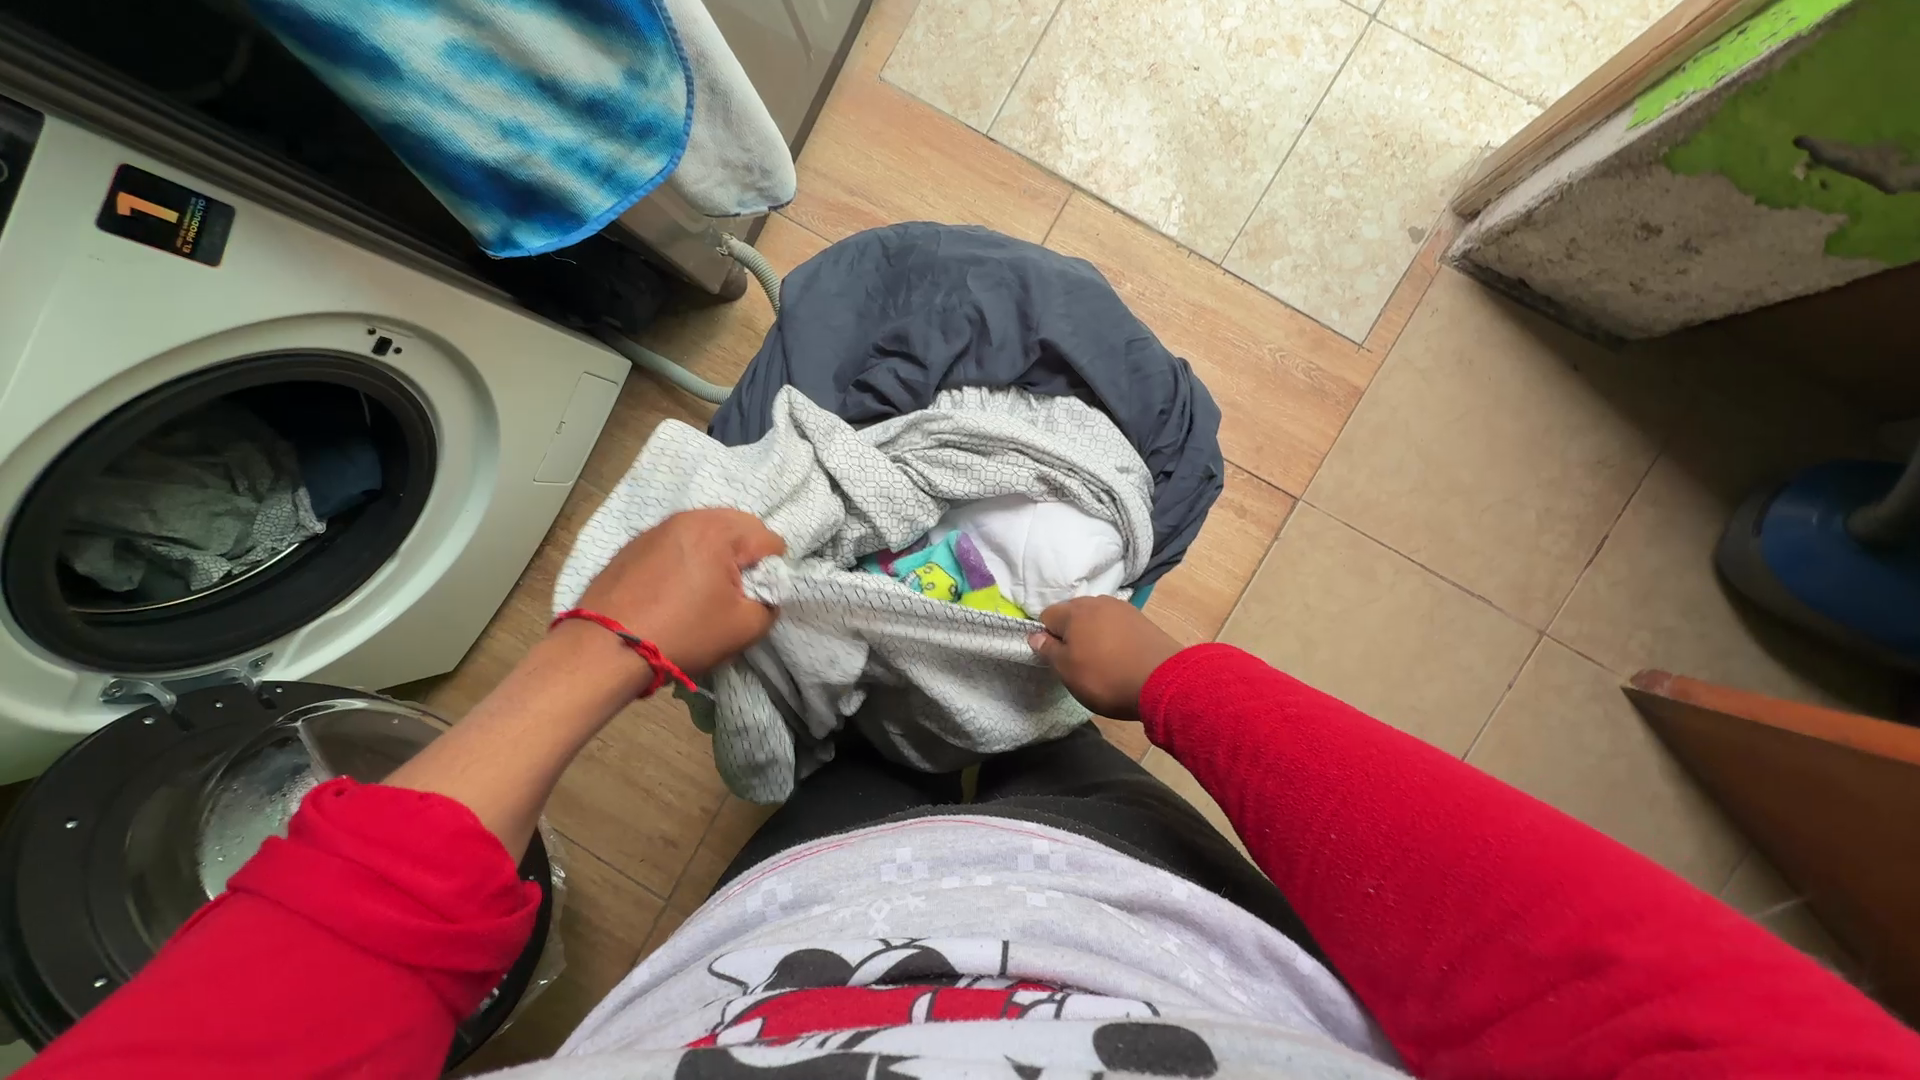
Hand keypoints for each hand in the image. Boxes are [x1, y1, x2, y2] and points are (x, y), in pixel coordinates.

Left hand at [570, 508, 785, 680]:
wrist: (604, 649)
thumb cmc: (681, 634)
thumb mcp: (744, 628)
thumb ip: (770, 604)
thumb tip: (765, 594)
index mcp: (720, 531)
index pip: (771, 541)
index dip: (773, 573)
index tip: (754, 598)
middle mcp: (689, 518)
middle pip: (740, 528)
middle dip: (745, 558)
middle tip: (732, 594)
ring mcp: (657, 528)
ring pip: (706, 533)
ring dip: (715, 556)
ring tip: (702, 593)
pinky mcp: (633, 544)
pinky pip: (677, 543)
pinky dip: (685, 561)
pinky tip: (673, 592)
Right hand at [1028, 596, 1181, 720]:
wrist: (1163, 681)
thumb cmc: (1106, 677)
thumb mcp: (1068, 671)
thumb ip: (1048, 650)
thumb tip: (1034, 635)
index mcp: (1074, 612)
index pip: (1047, 615)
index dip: (1046, 636)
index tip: (1057, 658)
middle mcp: (1096, 602)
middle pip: (1072, 612)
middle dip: (1070, 631)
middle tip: (1077, 659)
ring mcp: (1122, 608)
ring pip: (1095, 616)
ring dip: (1092, 632)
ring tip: (1100, 657)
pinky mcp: (1142, 619)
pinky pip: (1116, 623)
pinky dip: (1112, 635)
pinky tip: (1120, 654)